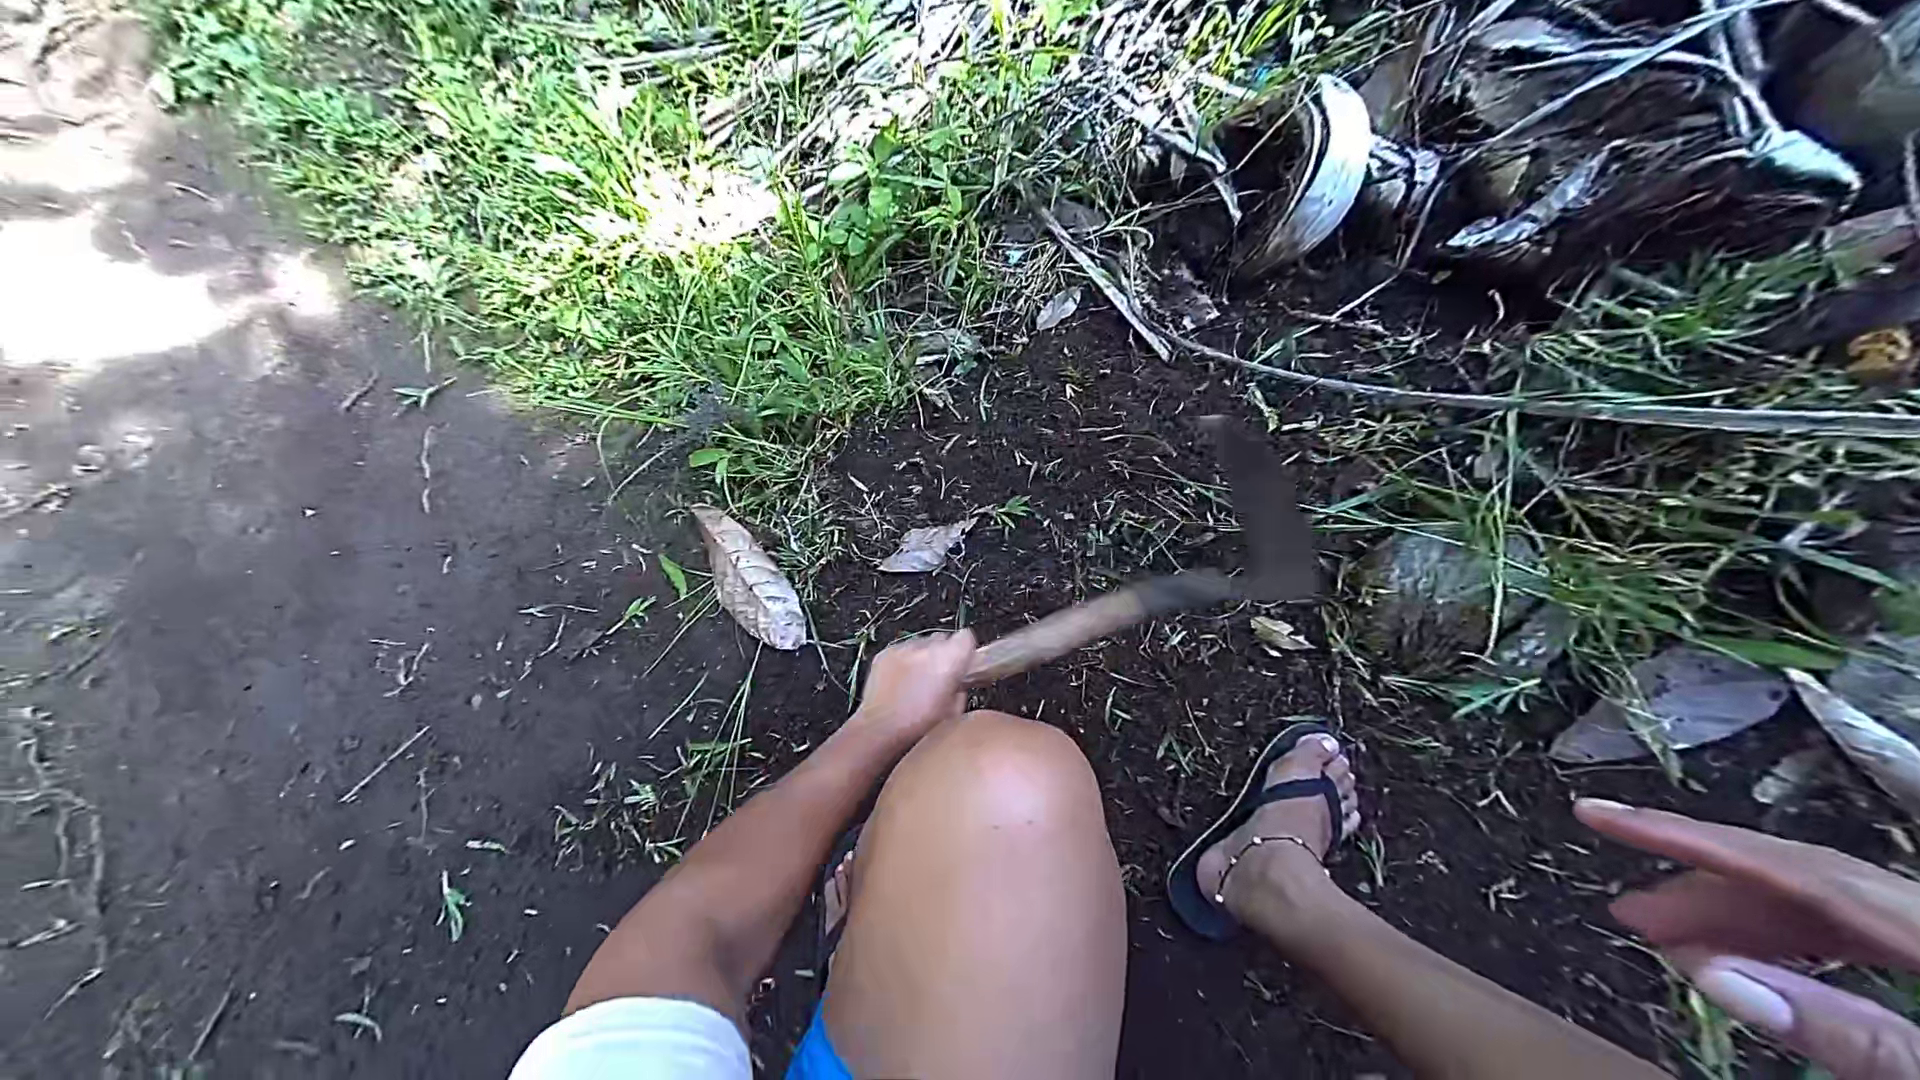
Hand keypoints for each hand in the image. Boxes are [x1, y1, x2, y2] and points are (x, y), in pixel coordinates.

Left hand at [848, 630, 976, 748]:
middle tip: (938, 676)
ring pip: (920, 643)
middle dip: (943, 654)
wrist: (880, 729)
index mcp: (950, 660)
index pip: (966, 637)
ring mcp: (904, 648)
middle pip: (943, 638)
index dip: (965, 650)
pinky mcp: (885, 653)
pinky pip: (900, 650)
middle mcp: (927, 648)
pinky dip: (902, 661)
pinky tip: (900, 682)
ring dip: (922, 657)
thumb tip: (958, 686)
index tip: (962, 662)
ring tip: (916, 682)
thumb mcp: (954, 713)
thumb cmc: (918, 726)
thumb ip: (961, 691)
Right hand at [1577, 799, 1919, 1078]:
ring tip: (1672, 941)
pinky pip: (1857, 937)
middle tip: (1629, 915)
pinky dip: (1789, 945)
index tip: (1596, 814)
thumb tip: (1708, 972)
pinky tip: (1749, 961)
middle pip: (1806, 883)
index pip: (1801, 872)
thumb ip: (1861, 1042)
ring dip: (1740, 921)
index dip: (1687, 836)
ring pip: (1825, 908)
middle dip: (1705, 893)